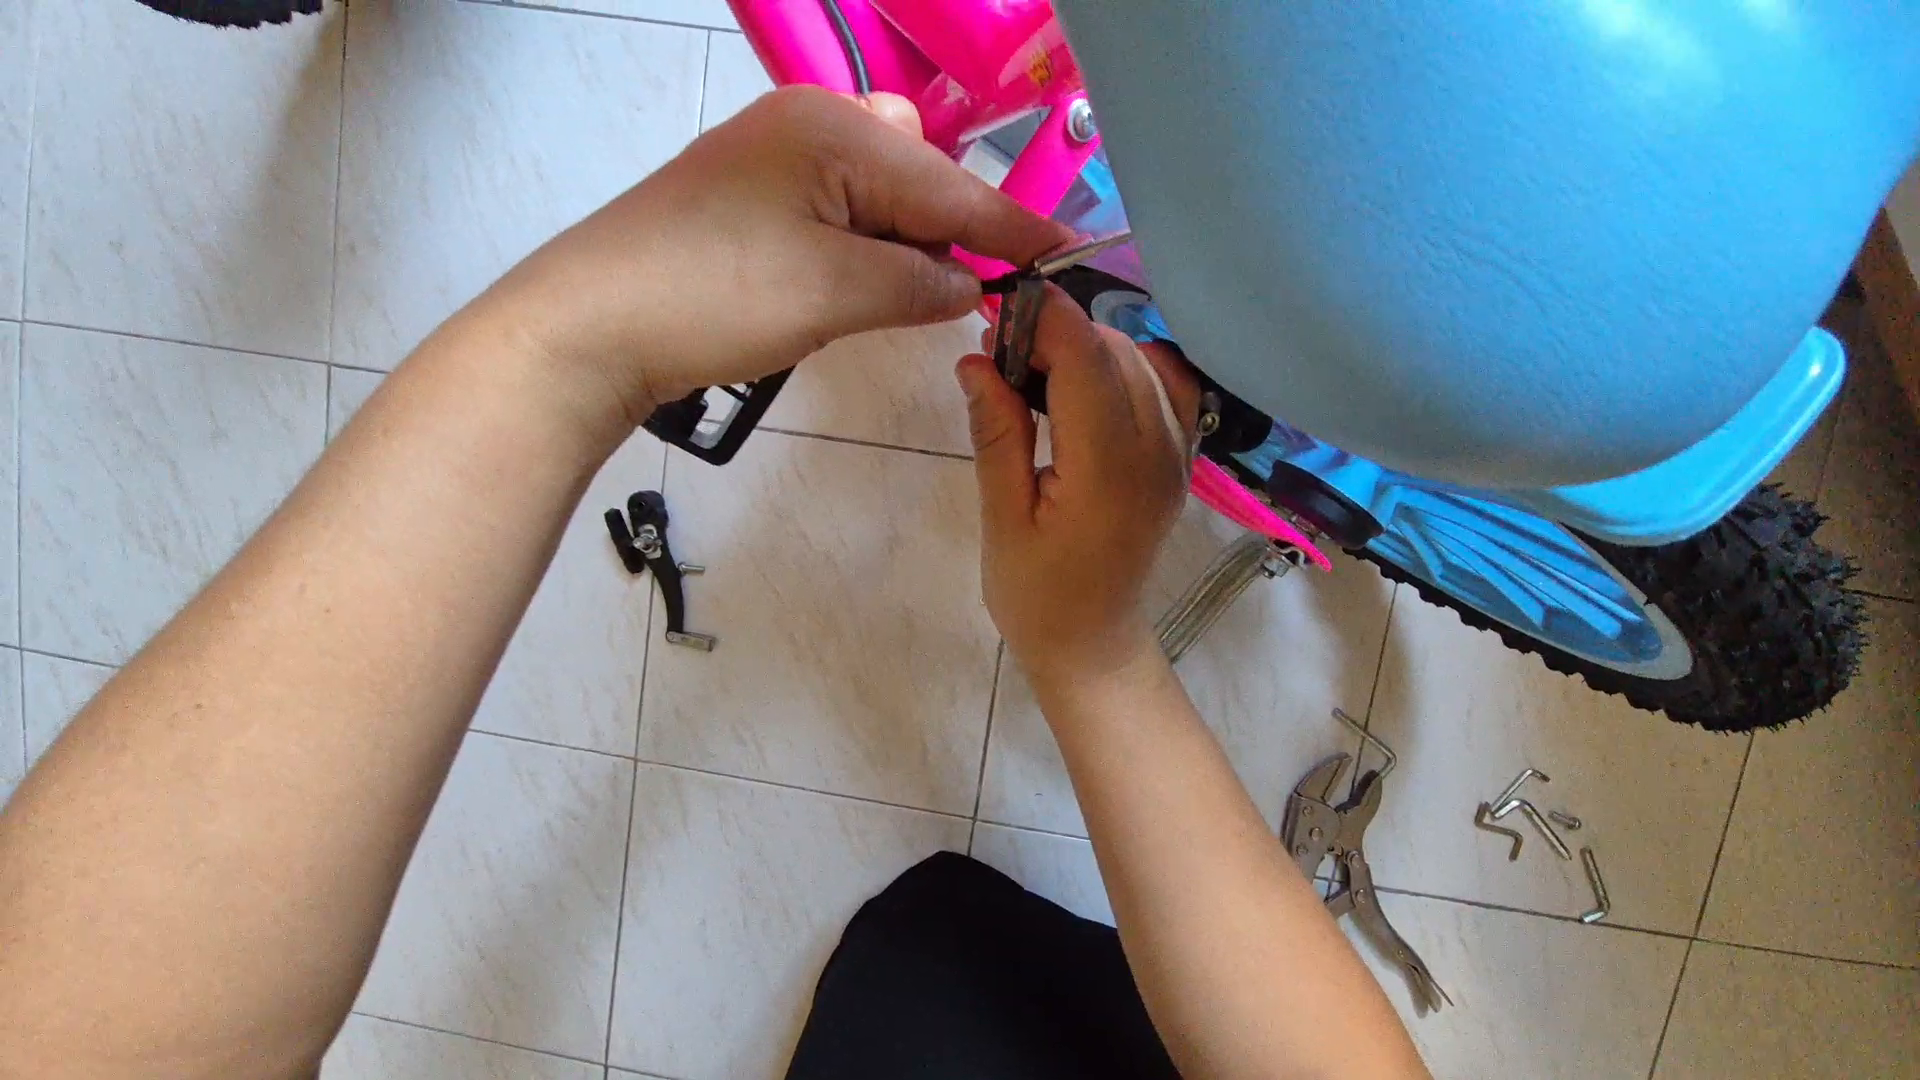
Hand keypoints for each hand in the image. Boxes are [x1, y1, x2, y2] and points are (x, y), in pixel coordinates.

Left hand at [479, 86, 1072, 432]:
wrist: (592, 324)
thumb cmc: (717, 300)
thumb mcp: (834, 293)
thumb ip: (917, 283)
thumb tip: (967, 286)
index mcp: (837, 132)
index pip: (950, 187)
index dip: (1012, 230)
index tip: (1068, 256)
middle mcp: (810, 125)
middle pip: (920, 178)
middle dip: (959, 233)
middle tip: (995, 289)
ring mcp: (778, 157)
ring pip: (882, 192)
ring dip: (915, 239)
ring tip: (935, 288)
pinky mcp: (756, 197)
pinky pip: (843, 210)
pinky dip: (873, 243)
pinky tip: (877, 273)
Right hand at [958, 287, 1199, 686]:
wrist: (1091, 642)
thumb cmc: (1035, 593)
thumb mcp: (1001, 518)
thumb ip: (996, 433)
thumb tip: (975, 358)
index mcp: (1109, 469)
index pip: (1087, 359)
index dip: (1044, 320)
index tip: (998, 315)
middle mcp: (1157, 450)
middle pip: (1115, 350)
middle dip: (1059, 334)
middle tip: (1002, 358)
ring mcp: (1178, 454)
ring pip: (1141, 360)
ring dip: (1087, 349)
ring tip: (1035, 376)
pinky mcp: (1179, 458)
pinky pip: (1166, 385)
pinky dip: (1125, 367)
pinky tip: (1087, 388)